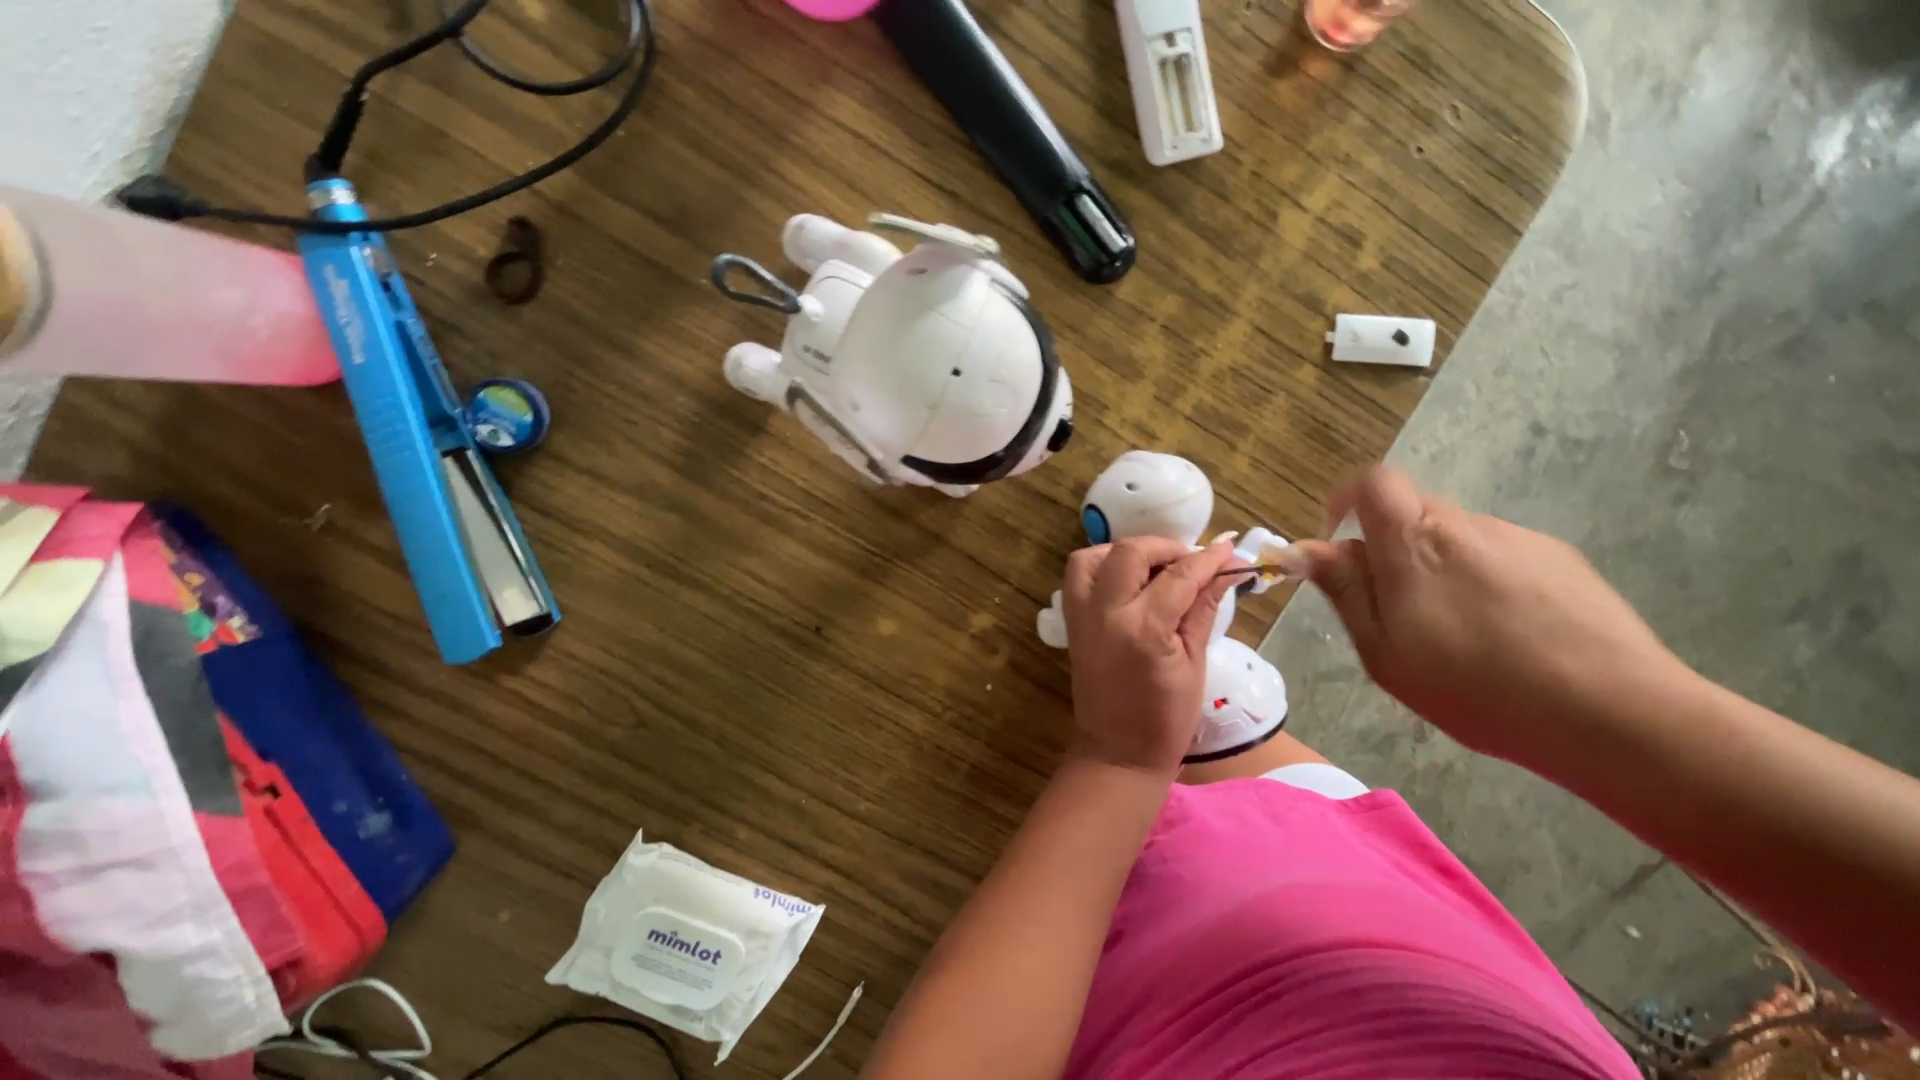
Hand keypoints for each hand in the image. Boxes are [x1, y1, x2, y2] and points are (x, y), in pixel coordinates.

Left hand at [1061, 538, 1240, 775]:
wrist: (1118, 751)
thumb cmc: (1166, 717)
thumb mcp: (1195, 663)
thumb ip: (1203, 608)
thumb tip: (1228, 570)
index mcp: (1144, 629)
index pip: (1180, 576)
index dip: (1208, 559)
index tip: (1229, 550)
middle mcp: (1106, 613)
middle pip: (1131, 552)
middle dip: (1166, 548)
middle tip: (1191, 563)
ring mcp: (1082, 615)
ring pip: (1094, 556)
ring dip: (1126, 552)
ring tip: (1154, 568)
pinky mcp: (1071, 622)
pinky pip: (1078, 576)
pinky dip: (1101, 565)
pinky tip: (1128, 580)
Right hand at [1281, 467, 1687, 766]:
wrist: (1613, 712)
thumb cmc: (1478, 691)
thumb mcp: (1387, 655)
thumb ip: (1347, 593)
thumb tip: (1307, 548)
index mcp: (1415, 545)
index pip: (1373, 482)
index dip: (1348, 499)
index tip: (1341, 543)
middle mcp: (1466, 526)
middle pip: (1414, 512)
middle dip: (1393, 550)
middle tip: (1400, 614)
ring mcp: (1519, 538)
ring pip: (1458, 538)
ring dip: (1442, 570)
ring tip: (1463, 637)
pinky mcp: (1560, 558)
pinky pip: (1501, 556)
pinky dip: (1487, 583)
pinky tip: (1509, 637)